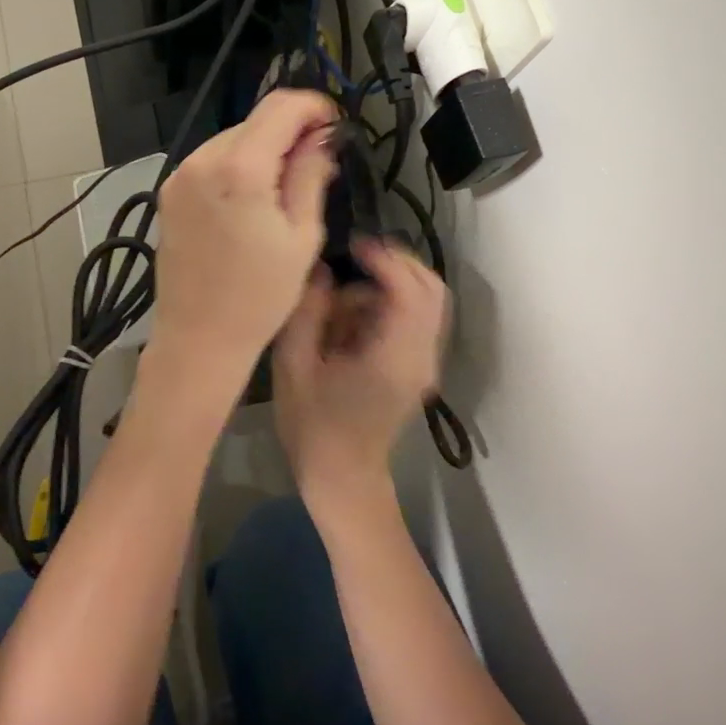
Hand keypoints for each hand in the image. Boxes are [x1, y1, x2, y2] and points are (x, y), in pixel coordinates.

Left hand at [150, 90, 338, 379]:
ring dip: (262, 150)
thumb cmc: (260, 296)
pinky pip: (210, 162)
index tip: (334, 129)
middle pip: (255, 121)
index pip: (282, 106)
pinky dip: (236, 168)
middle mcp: (201, 160)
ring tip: (284, 189)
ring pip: (232, 139)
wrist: (198, 338)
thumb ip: (311, 175)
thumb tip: (321, 138)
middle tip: (316, 166)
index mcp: (239, 168)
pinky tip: (250, 201)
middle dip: (289, 133)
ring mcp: (179, 176)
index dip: (314, 108)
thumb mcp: (301, 235)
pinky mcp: (168, 194)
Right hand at [274, 239, 450, 499]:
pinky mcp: (414, 369)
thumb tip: (323, 273)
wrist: (342, 479)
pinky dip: (385, 307)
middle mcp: (421, 357)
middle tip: (353, 257)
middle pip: (431, 290)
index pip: (411, 291)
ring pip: (423, 303)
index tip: (353, 245)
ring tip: (338, 304)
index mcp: (395, 357)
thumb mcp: (294, 366)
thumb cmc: (313, 427)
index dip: (386, 259)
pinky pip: (410, 321)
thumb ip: (308, 312)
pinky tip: (347, 322)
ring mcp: (422, 364)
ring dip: (385, 289)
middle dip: (395, 264)